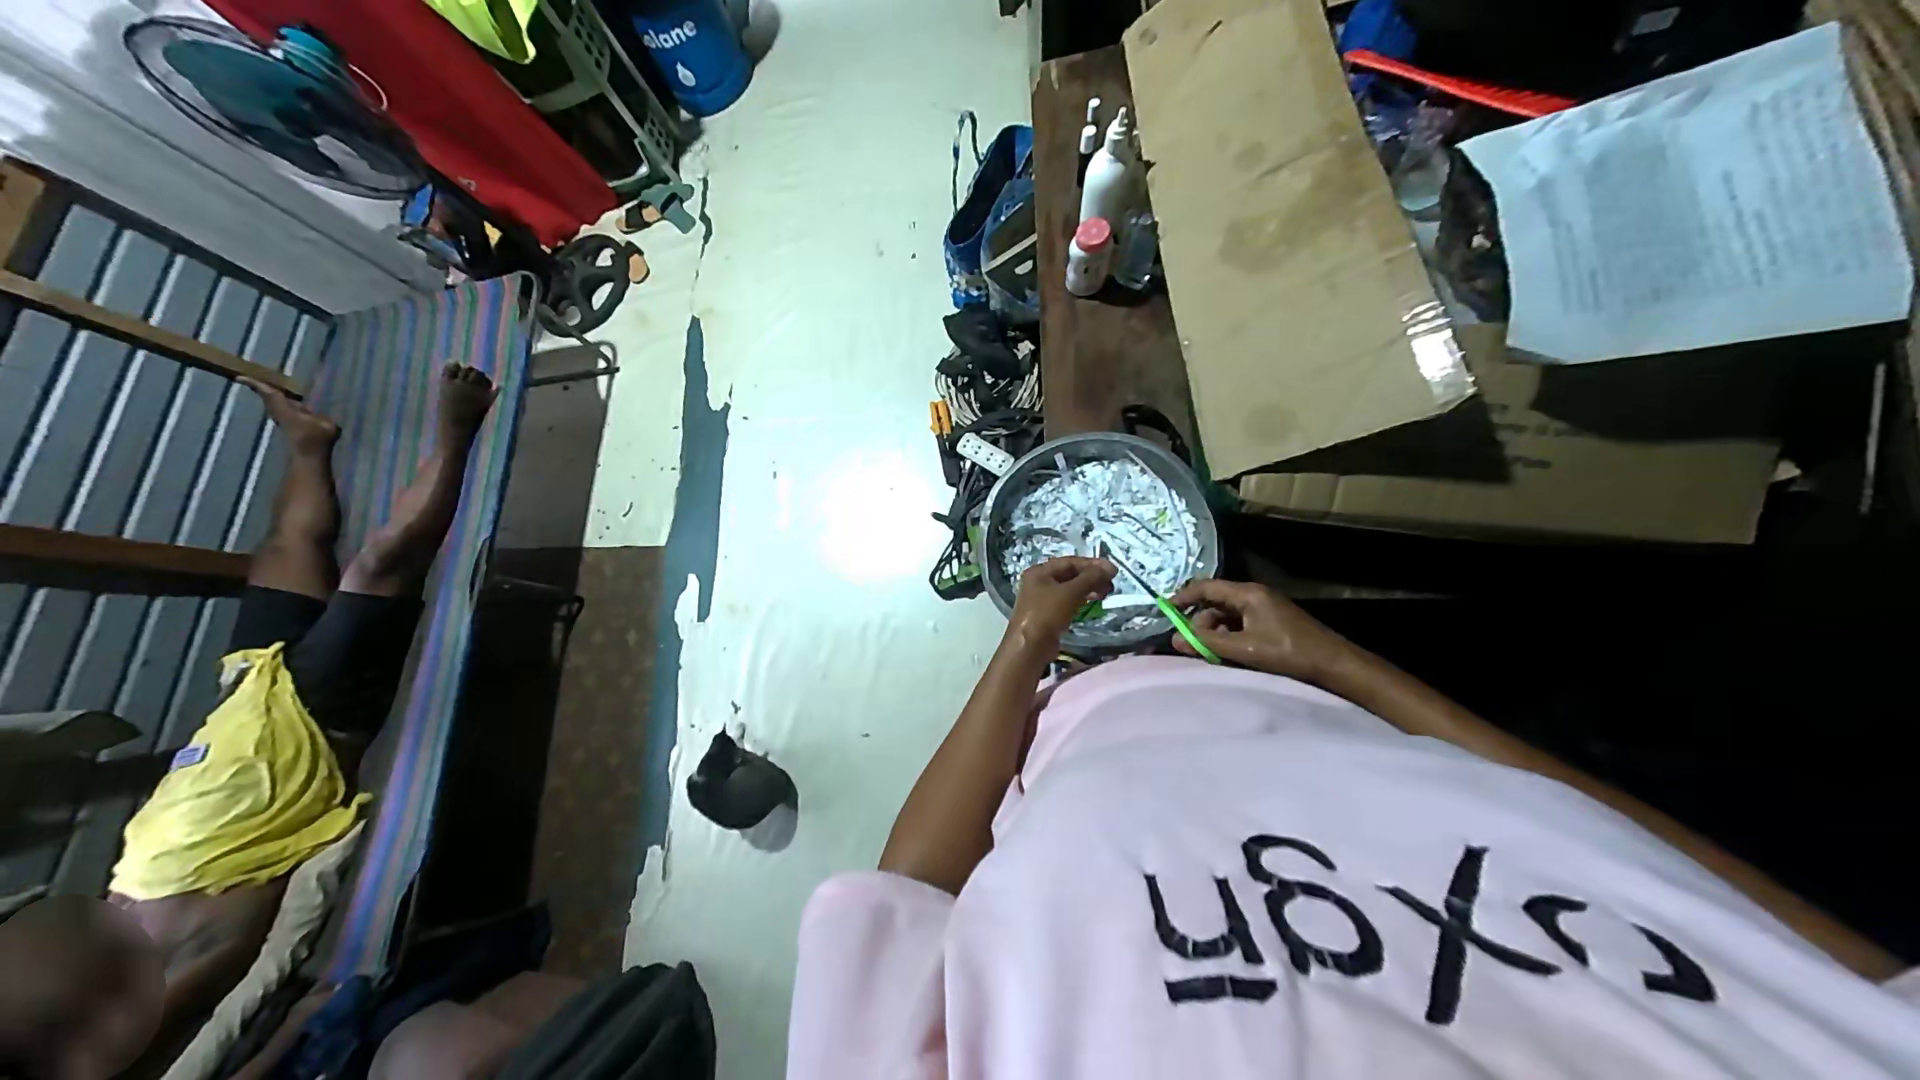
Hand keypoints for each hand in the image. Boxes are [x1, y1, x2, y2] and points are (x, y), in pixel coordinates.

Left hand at [1007, 557, 1115, 651]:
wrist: (1030, 648)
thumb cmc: (1047, 614)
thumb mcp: (1070, 592)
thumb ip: (1090, 578)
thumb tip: (1109, 568)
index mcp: (1039, 572)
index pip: (1070, 562)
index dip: (1092, 564)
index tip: (1113, 570)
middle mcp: (1039, 582)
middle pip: (1070, 574)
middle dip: (1091, 577)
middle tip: (1110, 584)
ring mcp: (1042, 598)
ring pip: (1070, 588)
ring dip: (1088, 588)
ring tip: (1105, 593)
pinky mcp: (1048, 614)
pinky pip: (1068, 601)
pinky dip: (1082, 599)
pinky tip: (1093, 602)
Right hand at [1169, 578, 1355, 681]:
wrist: (1335, 664)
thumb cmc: (1289, 653)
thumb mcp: (1244, 649)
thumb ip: (1208, 643)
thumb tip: (1175, 639)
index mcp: (1248, 594)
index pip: (1205, 587)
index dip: (1182, 598)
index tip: (1165, 613)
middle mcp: (1254, 595)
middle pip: (1214, 602)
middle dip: (1199, 622)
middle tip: (1192, 645)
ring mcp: (1264, 607)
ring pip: (1226, 615)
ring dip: (1215, 632)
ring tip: (1213, 653)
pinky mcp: (1271, 621)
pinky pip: (1240, 623)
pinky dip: (1229, 636)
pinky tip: (1230, 653)